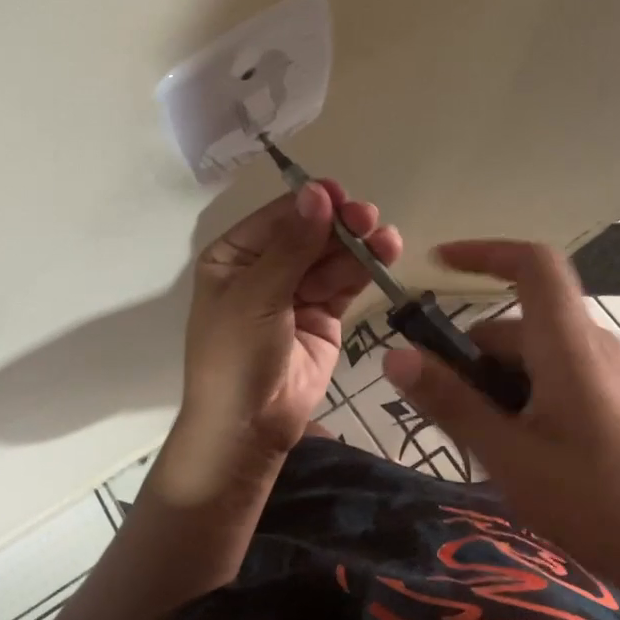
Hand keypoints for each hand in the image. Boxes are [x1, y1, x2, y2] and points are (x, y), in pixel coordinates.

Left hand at [181, 180, 401, 460]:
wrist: (247, 427)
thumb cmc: (235, 356)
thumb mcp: (256, 296)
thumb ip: (291, 246)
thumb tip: (316, 192)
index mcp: (233, 257)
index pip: (275, 219)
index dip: (308, 204)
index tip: (340, 194)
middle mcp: (263, 268)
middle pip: (307, 234)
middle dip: (337, 226)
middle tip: (367, 218)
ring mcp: (294, 292)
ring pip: (330, 257)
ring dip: (356, 246)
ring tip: (384, 238)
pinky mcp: (323, 316)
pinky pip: (344, 284)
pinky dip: (363, 269)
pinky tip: (386, 253)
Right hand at [381, 240, 619, 619]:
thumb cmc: (605, 508)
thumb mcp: (510, 458)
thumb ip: (450, 404)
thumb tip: (393, 356)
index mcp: (569, 347)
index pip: (532, 265)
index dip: (482, 252)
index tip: (435, 264)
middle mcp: (596, 351)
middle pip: (517, 327)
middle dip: (470, 359)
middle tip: (442, 416)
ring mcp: (617, 382)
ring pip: (536, 362)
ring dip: (497, 390)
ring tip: (485, 453)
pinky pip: (562, 386)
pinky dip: (527, 406)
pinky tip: (526, 465)